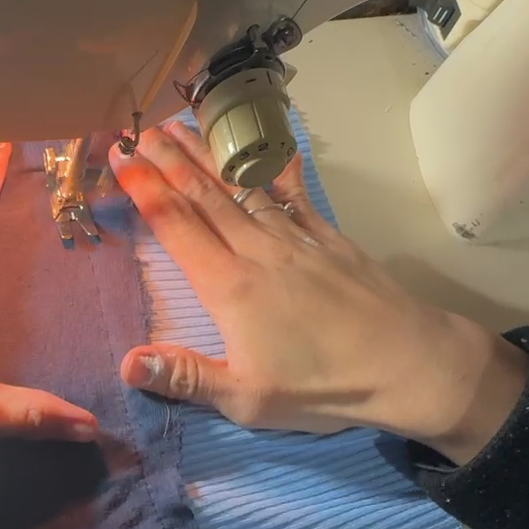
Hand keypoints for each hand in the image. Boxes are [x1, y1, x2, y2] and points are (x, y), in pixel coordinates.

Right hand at [107, 122, 526, 463]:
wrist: (408, 364)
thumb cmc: (321, 388)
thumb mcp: (245, 399)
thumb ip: (184, 377)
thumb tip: (125, 363)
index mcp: (230, 288)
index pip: (178, 228)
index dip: (145, 191)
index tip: (120, 159)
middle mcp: (258, 251)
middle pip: (205, 196)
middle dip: (169, 161)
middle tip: (140, 132)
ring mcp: (297, 239)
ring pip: (242, 187)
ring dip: (209, 157)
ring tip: (182, 130)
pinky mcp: (328, 238)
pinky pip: (292, 193)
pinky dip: (272, 166)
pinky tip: (263, 148)